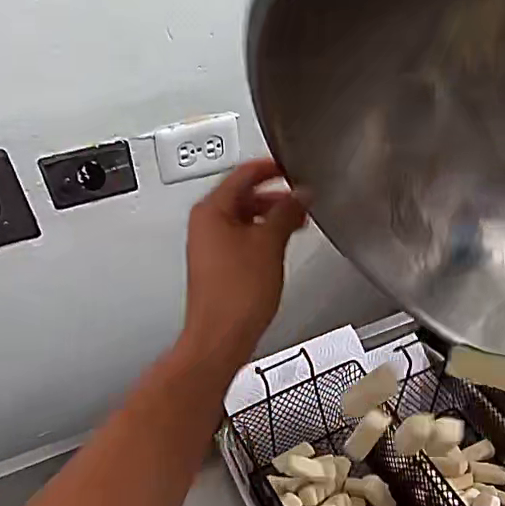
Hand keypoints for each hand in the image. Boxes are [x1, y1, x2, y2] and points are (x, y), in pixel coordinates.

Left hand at [177, 158, 309, 360]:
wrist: (221, 337)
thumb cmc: (234, 297)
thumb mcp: (270, 244)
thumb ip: (287, 212)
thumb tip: (300, 195)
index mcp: (211, 210)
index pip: (243, 173)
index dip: (271, 168)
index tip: (289, 167)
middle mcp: (204, 226)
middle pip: (242, 196)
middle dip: (273, 196)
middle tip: (297, 199)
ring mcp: (209, 247)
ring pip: (243, 219)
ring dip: (269, 218)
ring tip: (293, 222)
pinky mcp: (217, 267)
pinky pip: (242, 241)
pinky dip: (261, 238)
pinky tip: (278, 248)